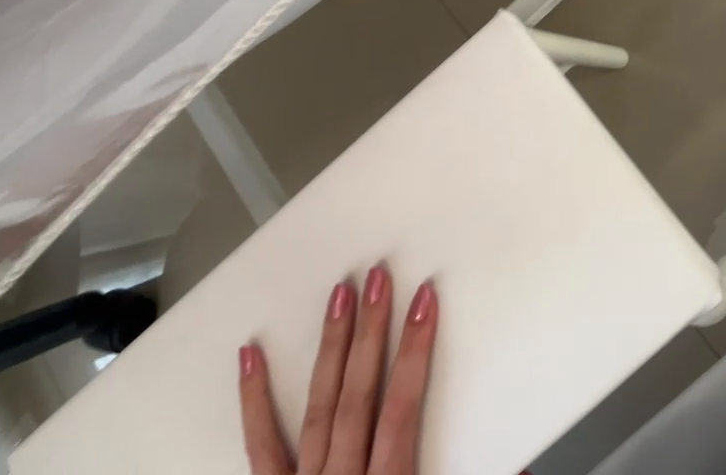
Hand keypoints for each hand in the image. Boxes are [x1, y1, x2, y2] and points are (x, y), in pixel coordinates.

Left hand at [239, 268, 438, 474]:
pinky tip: (251, 356)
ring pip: (319, 408)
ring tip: (341, 295)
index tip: (425, 302)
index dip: (416, 352)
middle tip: (378, 279)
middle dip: (371, 332)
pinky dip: (255, 400)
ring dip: (332, 347)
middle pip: (358, 396)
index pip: (402, 410)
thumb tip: (474, 440)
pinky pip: (261, 445)